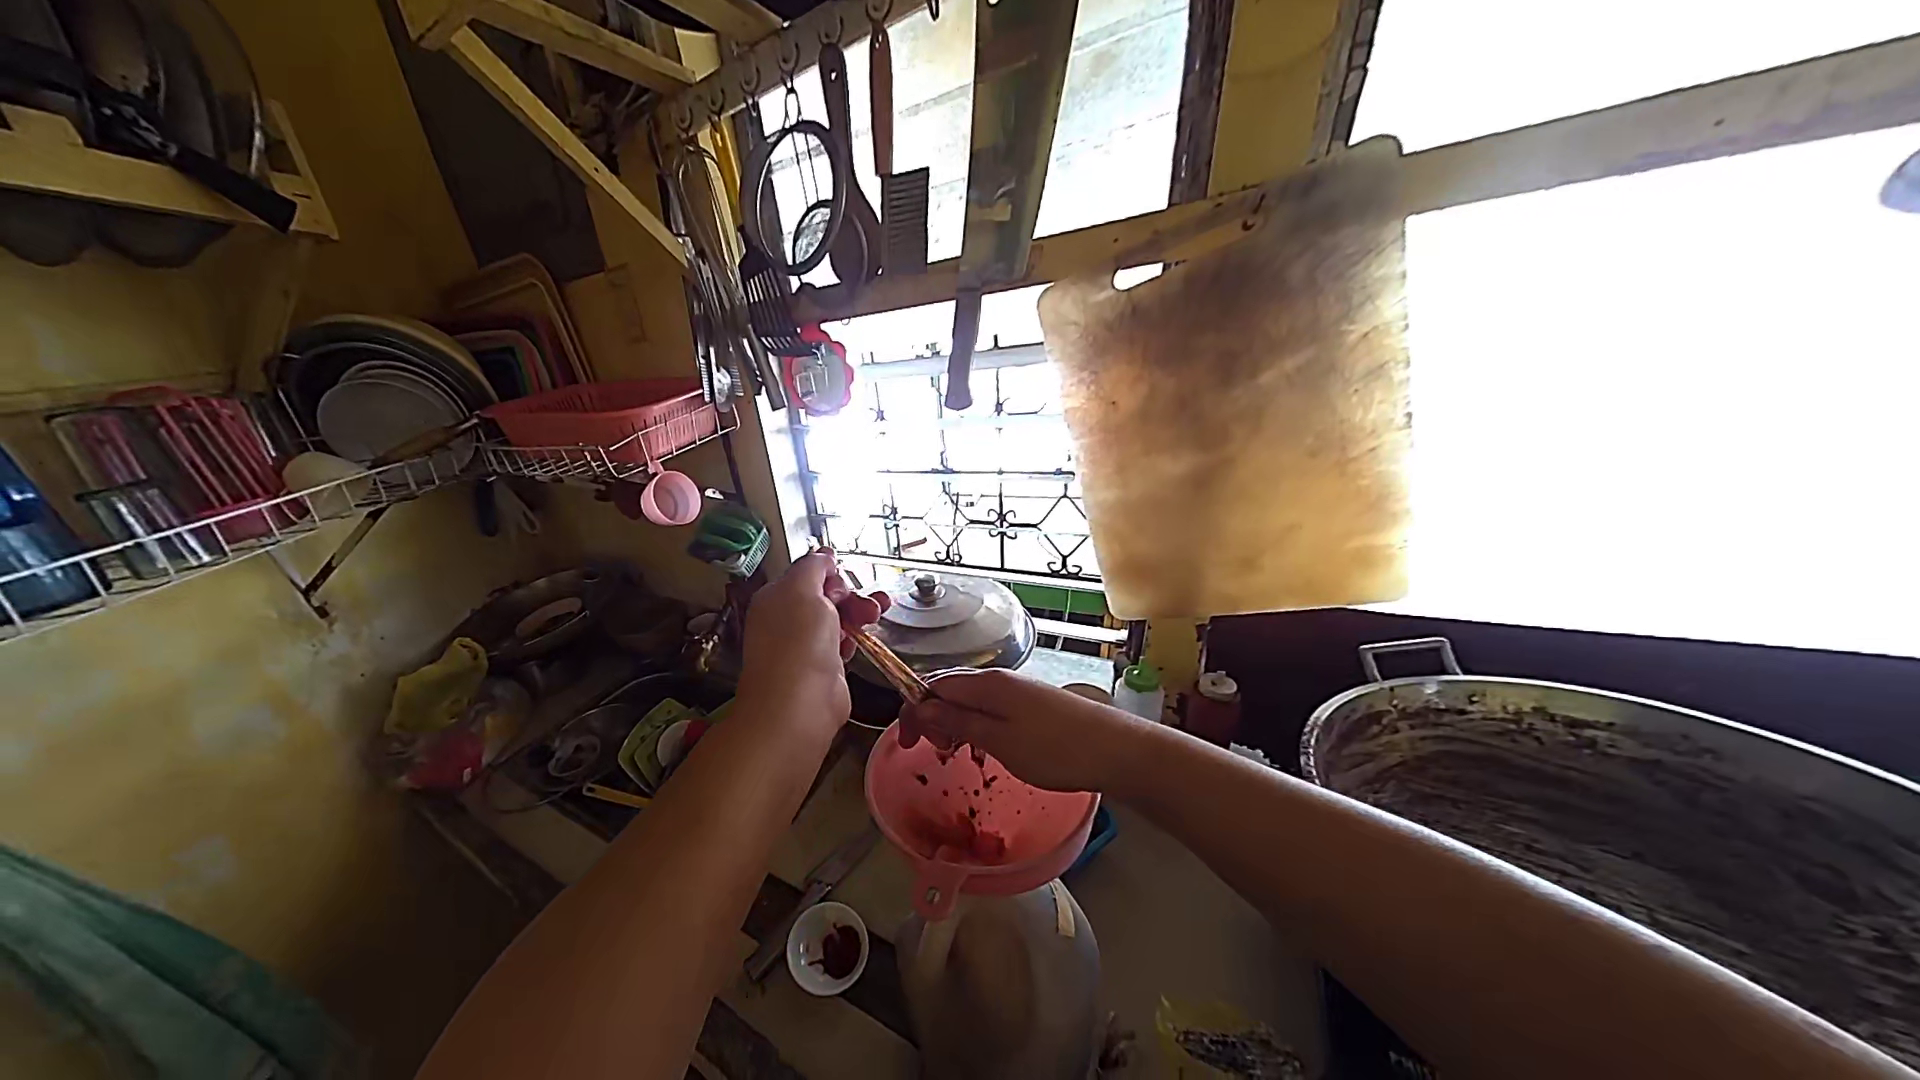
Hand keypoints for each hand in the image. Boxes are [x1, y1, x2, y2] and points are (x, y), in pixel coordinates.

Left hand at [737, 551, 888, 730]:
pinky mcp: (824, 665)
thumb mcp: (803, 589)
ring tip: (877, 613)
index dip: (828, 571)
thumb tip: (822, 555)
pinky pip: (843, 642)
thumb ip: (813, 566)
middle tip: (865, 601)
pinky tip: (863, 639)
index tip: (845, 574)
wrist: (799, 704)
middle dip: (850, 593)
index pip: (806, 573)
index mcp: (776, 597)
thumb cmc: (798, 642)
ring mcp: (805, 644)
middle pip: (826, 595)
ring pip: (838, 618)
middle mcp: (787, 619)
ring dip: (859, 612)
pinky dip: (855, 637)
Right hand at [897, 669, 1157, 793]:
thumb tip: (921, 708)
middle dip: (934, 719)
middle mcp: (1000, 680)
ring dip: (957, 725)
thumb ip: (959, 722)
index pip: (935, 684)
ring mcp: (1019, 691)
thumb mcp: (999, 741)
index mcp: (988, 684)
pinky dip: (979, 728)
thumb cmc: (1055, 749)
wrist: (1116, 750)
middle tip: (937, 753)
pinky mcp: (1033, 705)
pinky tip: (987, 750)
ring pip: (972, 702)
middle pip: (952, 690)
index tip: (908, 745)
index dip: (914, 710)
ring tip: (960, 755)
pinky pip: (993, 710)